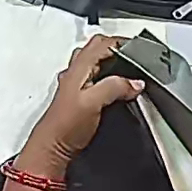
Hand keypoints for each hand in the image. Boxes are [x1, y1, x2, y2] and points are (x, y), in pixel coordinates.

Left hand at [17, 35, 143, 176]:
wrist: (53, 148)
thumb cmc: (64, 126)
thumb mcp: (93, 102)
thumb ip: (115, 87)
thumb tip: (135, 82)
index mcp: (79, 68)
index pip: (101, 43)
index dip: (121, 42)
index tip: (138, 47)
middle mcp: (75, 73)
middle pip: (96, 48)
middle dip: (116, 47)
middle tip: (134, 53)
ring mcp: (76, 84)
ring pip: (94, 62)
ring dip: (110, 60)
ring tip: (127, 66)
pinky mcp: (79, 97)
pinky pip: (94, 77)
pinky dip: (108, 76)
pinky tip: (115, 86)